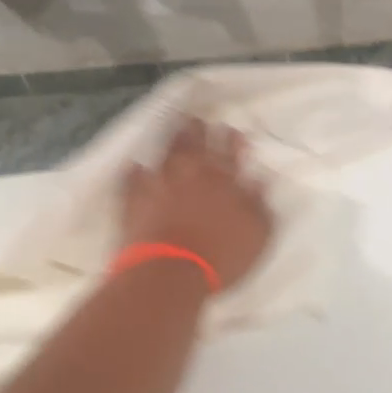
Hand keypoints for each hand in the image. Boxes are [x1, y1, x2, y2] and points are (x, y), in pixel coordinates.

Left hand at [120, 118, 273, 291]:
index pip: (230, 151)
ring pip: (166, 154)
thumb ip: (259, 204)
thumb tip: (259, 179)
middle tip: (199, 118)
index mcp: (225, 180)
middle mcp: (192, 175)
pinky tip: (135, 163)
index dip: (232, 139)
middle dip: (199, 130)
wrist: (169, 274)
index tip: (232, 129)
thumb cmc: (222, 255)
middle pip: (196, 145)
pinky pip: (132, 179)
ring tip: (175, 127)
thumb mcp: (258, 233)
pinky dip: (135, 170)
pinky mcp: (133, 202)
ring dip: (172, 139)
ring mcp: (160, 185)